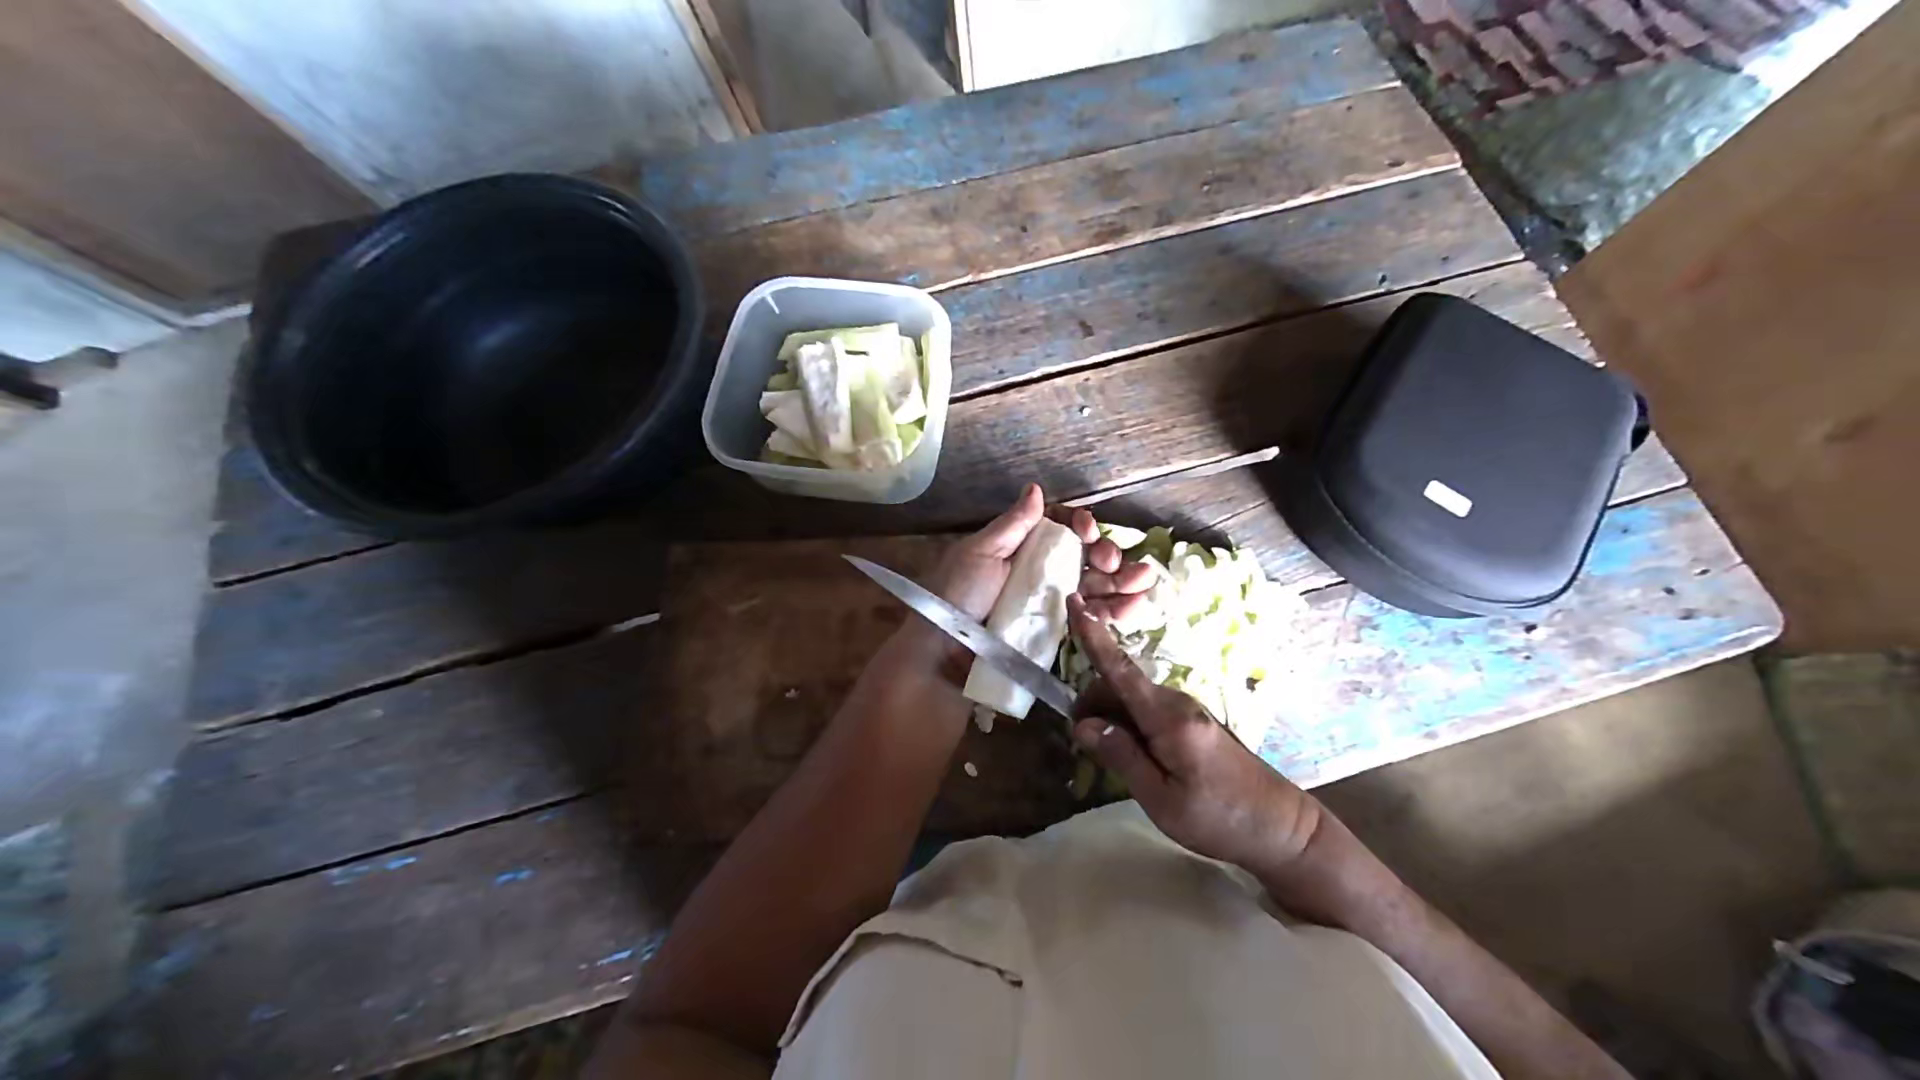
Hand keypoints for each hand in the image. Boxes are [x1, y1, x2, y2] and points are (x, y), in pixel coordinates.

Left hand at [926, 484, 1155, 623]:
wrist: (944, 652)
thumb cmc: (956, 596)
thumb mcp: (979, 553)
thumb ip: (1012, 525)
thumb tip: (1036, 489)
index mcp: (1023, 548)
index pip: (1062, 530)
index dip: (1080, 526)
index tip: (1087, 530)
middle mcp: (1041, 572)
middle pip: (1086, 558)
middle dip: (1109, 555)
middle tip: (1113, 561)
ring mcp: (1052, 603)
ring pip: (1097, 587)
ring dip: (1123, 582)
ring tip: (1144, 582)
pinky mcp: (1058, 632)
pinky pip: (1093, 618)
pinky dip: (1115, 612)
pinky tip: (1131, 607)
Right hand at [1066, 593, 1323, 874]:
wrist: (1279, 828)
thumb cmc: (1217, 818)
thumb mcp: (1160, 798)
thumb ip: (1121, 756)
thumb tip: (1084, 725)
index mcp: (1168, 717)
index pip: (1120, 669)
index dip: (1093, 637)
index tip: (1073, 602)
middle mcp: (1176, 703)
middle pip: (1118, 686)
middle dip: (1092, 706)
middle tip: (1083, 746)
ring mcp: (1186, 710)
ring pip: (1130, 699)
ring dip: (1110, 718)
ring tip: (1108, 758)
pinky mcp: (1191, 721)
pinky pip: (1146, 710)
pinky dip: (1128, 724)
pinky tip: (1131, 756)